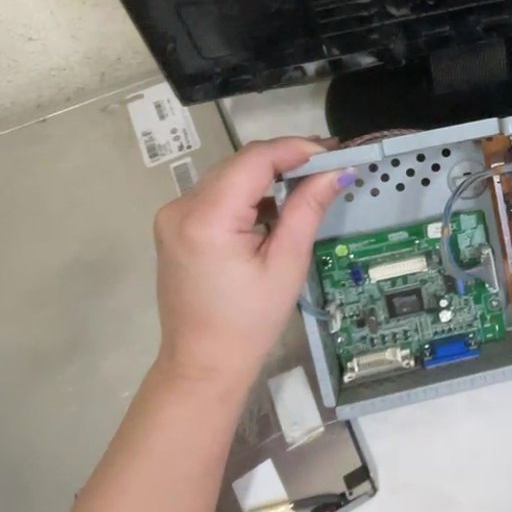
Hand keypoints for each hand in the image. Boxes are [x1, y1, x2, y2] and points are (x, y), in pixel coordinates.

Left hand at [150, 138, 349, 383]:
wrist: (203, 362)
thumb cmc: (249, 321)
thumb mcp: (287, 263)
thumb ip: (308, 208)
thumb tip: (337, 170)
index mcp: (207, 218)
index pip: (255, 160)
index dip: (296, 149)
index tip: (333, 150)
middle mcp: (181, 206)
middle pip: (241, 163)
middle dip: (286, 158)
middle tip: (329, 162)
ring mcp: (174, 214)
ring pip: (230, 174)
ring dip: (269, 172)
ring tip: (310, 179)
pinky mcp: (176, 224)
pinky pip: (219, 192)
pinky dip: (250, 191)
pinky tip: (277, 203)